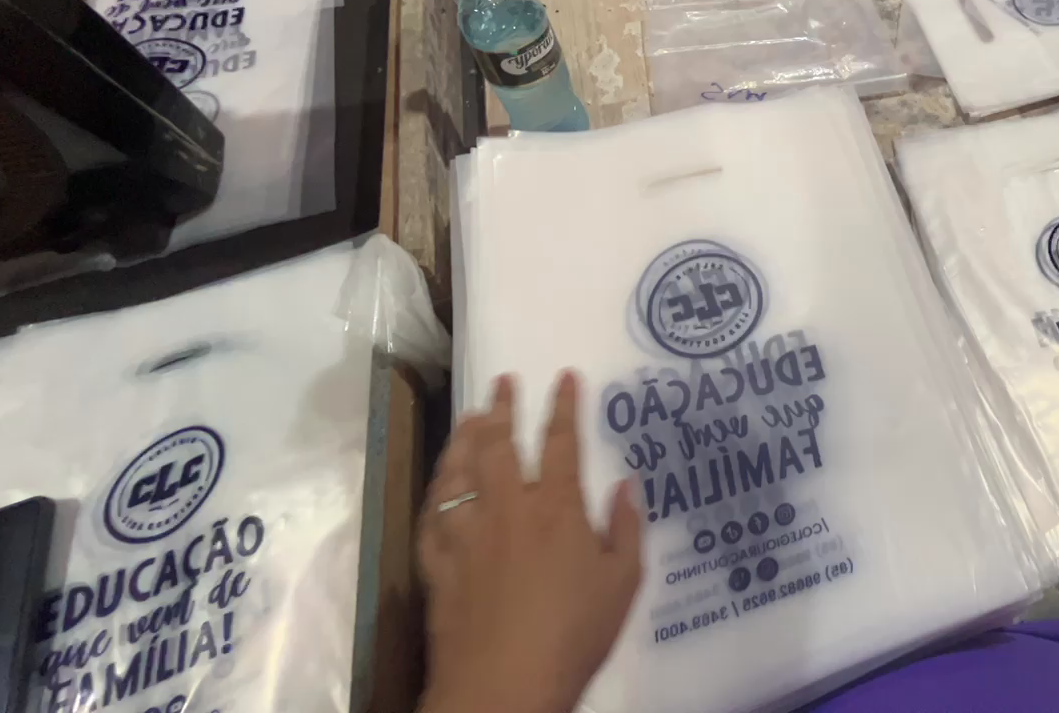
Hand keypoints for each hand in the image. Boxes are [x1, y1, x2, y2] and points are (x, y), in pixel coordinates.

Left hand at [417, 372, 643, 712]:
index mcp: (557, 508)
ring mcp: (468, 538)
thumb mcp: (623, 580)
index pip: (560, 441)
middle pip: (498, 446)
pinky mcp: (439, 569)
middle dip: (501, 408)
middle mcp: (509, 510)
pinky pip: (431, 521)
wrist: (502, 691)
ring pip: (458, 476)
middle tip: (501, 382)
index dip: (563, 405)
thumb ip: (627, 527)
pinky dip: (435, 495)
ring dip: (462, 441)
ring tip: (467, 418)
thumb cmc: (575, 633)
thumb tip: (627, 483)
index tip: (564, 376)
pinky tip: (438, 487)